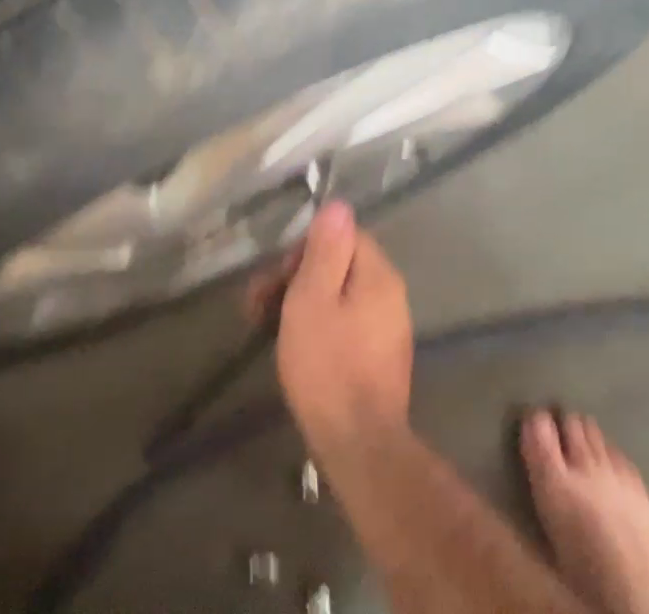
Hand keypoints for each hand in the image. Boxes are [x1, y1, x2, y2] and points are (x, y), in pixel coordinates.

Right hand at [248, 202, 412, 451]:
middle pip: (339, 265)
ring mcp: (387, 329)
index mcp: (379, 277)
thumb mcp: (313, 299)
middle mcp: (391, 297)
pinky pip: (344, 323)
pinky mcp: (378, 357)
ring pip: (337, 296)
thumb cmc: (327, 365)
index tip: (277, 277)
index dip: (304, 250)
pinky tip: (292, 347)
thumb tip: (339, 206)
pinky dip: (316, 326)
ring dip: (299, 303)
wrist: (357, 442)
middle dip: (294, 278)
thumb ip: (325, 250)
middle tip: (257, 305)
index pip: (344, 236)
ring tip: (264, 327)